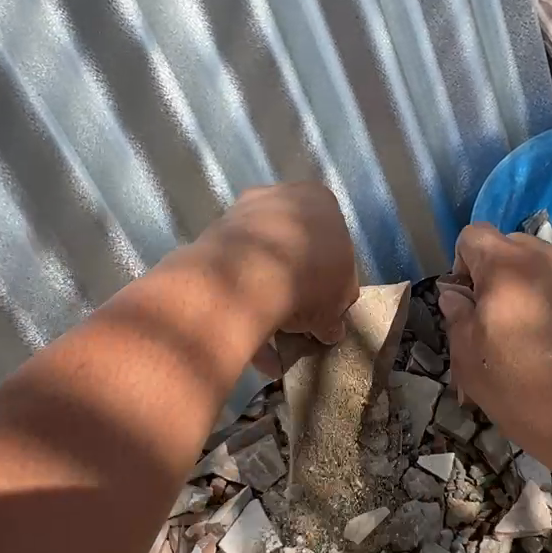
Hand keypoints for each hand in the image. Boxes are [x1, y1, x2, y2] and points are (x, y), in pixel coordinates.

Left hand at [201, 182, 359, 345]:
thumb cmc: (312, 276)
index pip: (334, 244)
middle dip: (297, 290)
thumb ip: (335, 312)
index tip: (325, 308)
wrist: (250, 275)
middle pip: (295, 251)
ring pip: (261, 266)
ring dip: (270, 306)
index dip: (332, 282)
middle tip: (300, 324)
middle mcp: (279, 197)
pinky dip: (247, 315)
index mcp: (318, 200)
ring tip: (277, 347)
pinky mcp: (213, 243)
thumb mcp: (339, 300)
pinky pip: (236, 282)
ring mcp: (241, 217)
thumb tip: (330, 330)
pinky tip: (260, 355)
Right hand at [437, 224, 551, 466]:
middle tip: (497, 322)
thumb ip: (458, 318)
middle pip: (510, 246)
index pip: (472, 236)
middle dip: (496, 275)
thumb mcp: (472, 362)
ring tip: (532, 335)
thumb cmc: (528, 394)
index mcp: (508, 267)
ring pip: (543, 266)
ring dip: (528, 288)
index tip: (468, 304)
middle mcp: (549, 258)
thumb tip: (456, 296)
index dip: (462, 266)